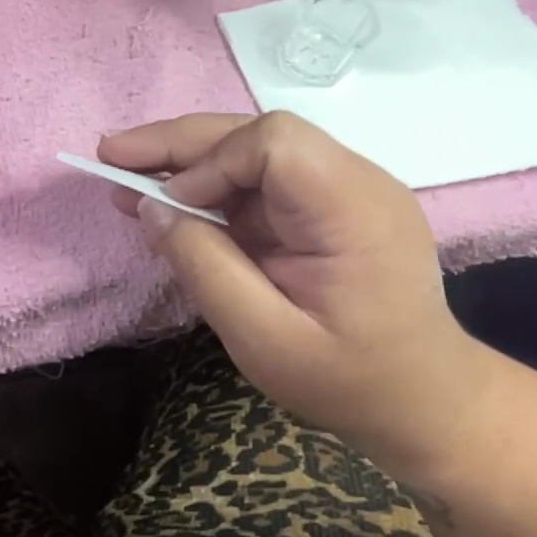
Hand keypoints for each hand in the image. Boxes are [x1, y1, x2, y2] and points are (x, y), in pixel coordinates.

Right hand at [98, 112, 498, 478]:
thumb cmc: (349, 381)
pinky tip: (168, 199)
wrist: (425, 404)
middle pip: (254, 132)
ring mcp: (343, 188)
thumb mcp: (264, 340)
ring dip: (186, 159)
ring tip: (126, 174)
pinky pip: (259, 176)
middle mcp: (354, 180)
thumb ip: (204, 268)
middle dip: (178, 143)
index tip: (171, 205)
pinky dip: (209, 184)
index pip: (275, 142)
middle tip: (110, 154)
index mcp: (353, 209)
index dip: (211, 162)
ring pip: (251, 147)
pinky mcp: (326, 204)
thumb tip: (149, 208)